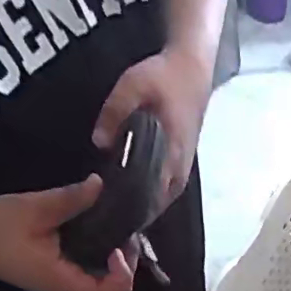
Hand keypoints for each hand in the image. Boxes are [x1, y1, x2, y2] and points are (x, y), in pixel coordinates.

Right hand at [0, 176, 134, 290]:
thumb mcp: (34, 209)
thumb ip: (70, 199)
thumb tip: (99, 185)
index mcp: (66, 283)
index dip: (124, 270)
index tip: (118, 243)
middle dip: (125, 268)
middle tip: (124, 236)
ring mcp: (66, 290)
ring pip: (104, 288)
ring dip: (115, 266)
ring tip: (116, 235)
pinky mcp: (61, 282)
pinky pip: (91, 280)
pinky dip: (102, 264)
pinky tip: (101, 239)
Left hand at [92, 48, 211, 209]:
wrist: (192, 74)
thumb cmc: (163, 79)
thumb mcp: (133, 85)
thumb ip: (114, 112)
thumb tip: (99, 143)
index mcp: (171, 158)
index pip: (149, 195)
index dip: (127, 206)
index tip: (104, 211)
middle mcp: (179, 174)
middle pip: (154, 206)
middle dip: (130, 213)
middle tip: (102, 216)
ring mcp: (182, 176)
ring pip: (159, 204)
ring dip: (138, 209)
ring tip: (112, 211)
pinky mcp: (181, 172)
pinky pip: (163, 195)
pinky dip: (147, 200)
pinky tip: (128, 199)